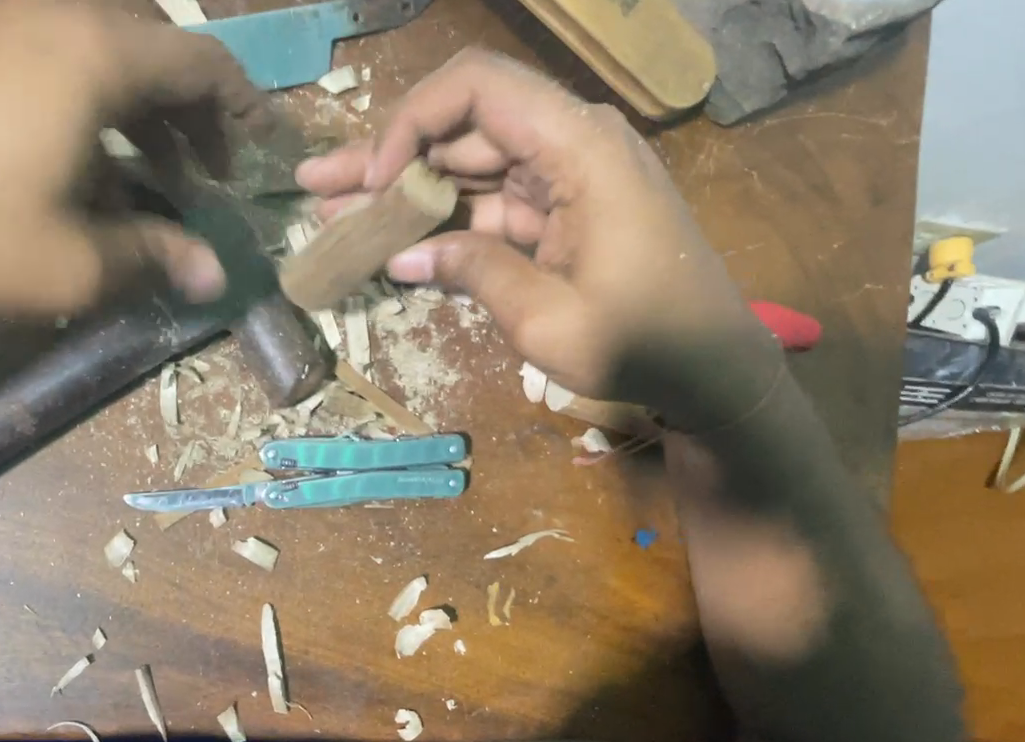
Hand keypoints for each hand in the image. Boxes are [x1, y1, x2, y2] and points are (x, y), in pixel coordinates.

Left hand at [0, 2, 265, 315]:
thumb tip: (213, 274)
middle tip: (198, 174)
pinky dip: (72, 104)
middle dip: (184, 109)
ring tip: (141, 177)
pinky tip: (66, 165)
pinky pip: (35, 58)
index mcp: (93, 50)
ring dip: (129, 109)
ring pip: (87, 49)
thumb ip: (153, 257)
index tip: (254, 157)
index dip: (239, 110)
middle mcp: (44, 12)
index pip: (198, 61)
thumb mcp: (73, 262)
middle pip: (145, 43)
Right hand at [296, 49, 771, 399]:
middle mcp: (568, 147)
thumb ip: (475, 273)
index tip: (373, 183)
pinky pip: (487, 210)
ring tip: (333, 215)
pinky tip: (391, 245)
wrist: (710, 370)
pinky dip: (441, 228)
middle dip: (385, 159)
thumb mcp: (546, 317)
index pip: (477, 89)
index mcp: (578, 147)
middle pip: (461, 130)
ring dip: (404, 195)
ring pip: (466, 171)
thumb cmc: (641, 343)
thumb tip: (405, 255)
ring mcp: (562, 184)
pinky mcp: (558, 219)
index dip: (411, 123)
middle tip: (314, 185)